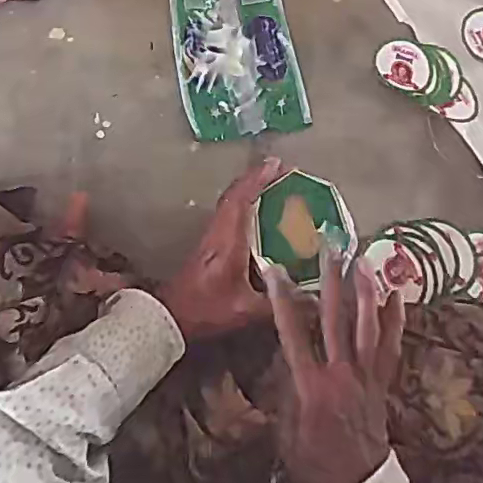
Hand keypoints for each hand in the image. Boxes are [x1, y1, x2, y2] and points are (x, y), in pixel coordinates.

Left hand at [157, 156, 285, 341]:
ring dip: (249, 187)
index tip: (276, 164)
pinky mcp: (210, 243)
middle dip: (257, 177)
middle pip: (234, 194)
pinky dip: (244, 202)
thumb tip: (312, 301)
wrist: (169, 318)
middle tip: (281, 169)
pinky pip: (229, 212)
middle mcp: (218, 232)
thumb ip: (278, 304)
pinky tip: (259, 210)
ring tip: (274, 183)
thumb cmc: (205, 310)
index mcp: (227, 241)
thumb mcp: (245, 310)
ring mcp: (211, 236)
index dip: (257, 179)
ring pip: (230, 201)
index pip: (240, 200)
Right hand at [265, 243, 404, 482]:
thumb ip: (283, 388)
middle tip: (329, 246)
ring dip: (364, 290)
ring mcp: (366, 375)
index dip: (283, 298)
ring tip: (361, 260)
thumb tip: (283, 354)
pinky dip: (394, 320)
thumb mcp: (284, 431)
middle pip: (335, 317)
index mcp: (310, 386)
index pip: (292, 332)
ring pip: (367, 324)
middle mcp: (340, 373)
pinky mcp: (382, 382)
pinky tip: (396, 296)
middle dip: (330, 279)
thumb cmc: (312, 466)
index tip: (276, 269)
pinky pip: (391, 345)